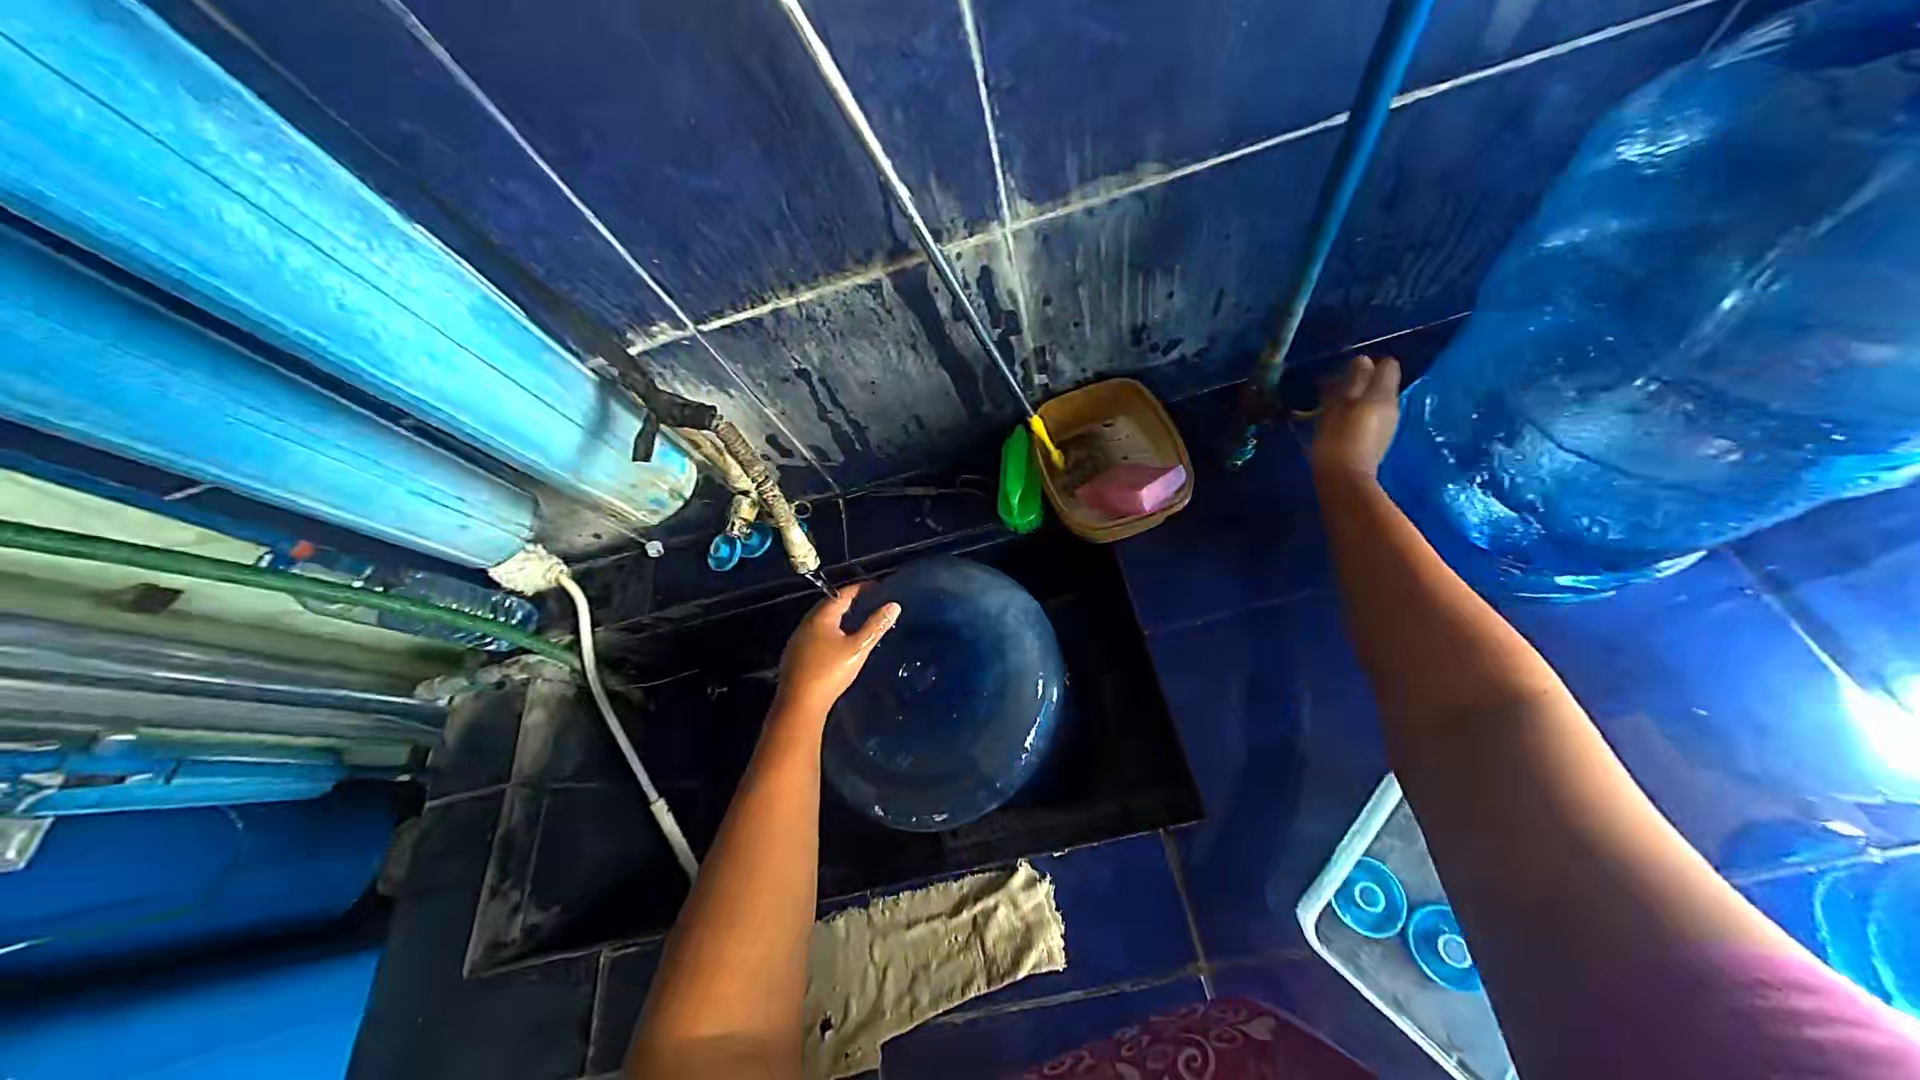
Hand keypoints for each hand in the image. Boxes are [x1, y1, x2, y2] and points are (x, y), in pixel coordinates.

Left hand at [774, 582, 900, 717]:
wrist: (800, 704)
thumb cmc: (830, 673)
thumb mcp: (858, 648)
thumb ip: (876, 626)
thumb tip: (893, 605)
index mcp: (821, 618)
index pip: (842, 594)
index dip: (860, 588)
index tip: (877, 587)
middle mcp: (806, 624)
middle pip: (828, 605)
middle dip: (848, 601)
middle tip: (868, 602)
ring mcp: (797, 640)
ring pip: (820, 620)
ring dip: (837, 616)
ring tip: (856, 620)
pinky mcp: (794, 655)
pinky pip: (814, 634)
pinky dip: (829, 630)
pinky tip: (837, 642)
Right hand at [1310, 354, 1401, 480]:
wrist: (1345, 478)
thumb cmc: (1338, 438)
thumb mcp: (1340, 404)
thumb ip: (1353, 379)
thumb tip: (1362, 360)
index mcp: (1383, 394)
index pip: (1388, 365)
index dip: (1367, 365)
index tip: (1345, 374)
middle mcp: (1392, 405)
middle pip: (1381, 383)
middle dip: (1359, 383)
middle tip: (1332, 391)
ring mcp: (1388, 424)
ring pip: (1375, 400)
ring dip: (1356, 400)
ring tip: (1332, 409)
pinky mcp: (1380, 439)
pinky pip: (1371, 416)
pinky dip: (1358, 415)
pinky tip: (1340, 425)